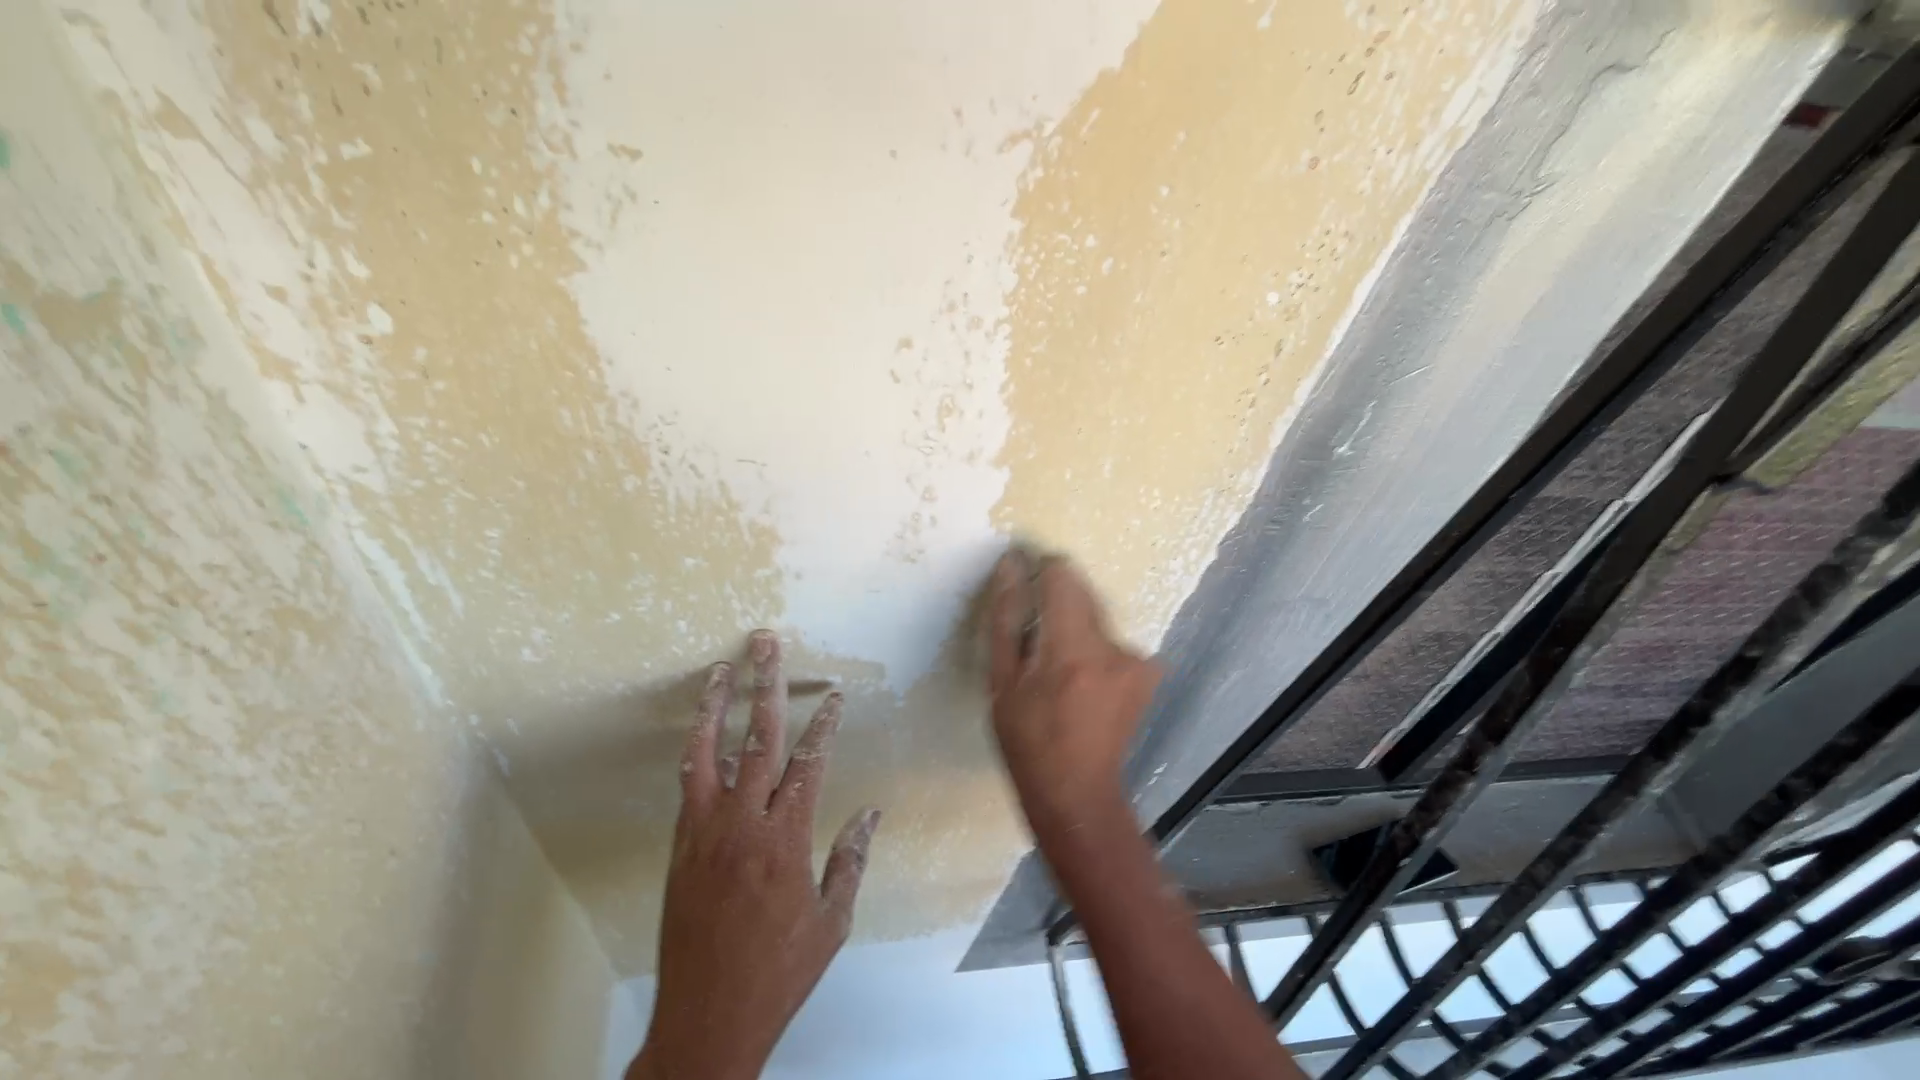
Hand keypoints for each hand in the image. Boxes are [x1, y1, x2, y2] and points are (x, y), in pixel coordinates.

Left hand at [628, 630, 880, 1079]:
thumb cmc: (779, 970)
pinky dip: (695, 749)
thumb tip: (869, 815)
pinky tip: (700, 730)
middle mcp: (743, 823)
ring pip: (710, 752)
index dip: (823, 724)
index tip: (833, 695)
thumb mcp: (831, 921)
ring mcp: (705, 831)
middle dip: (766, 686)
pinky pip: (688, 783)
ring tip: (723, 667)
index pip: (809, 763)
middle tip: (766, 644)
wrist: (708, 1013)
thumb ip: (849, 861)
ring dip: (717, 705)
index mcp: (786, 839)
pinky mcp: (681, 845)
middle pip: (758, 739)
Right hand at [986, 549, 1160, 843]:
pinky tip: (1085, 685)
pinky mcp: (1148, 671)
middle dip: (1056, 608)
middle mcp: (1113, 647)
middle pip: (1082, 594)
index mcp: (1072, 650)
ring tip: (1060, 674)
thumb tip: (1011, 565)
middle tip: (1038, 649)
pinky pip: (1114, 640)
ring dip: (1077, 630)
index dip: (1039, 574)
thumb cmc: (1028, 741)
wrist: (1076, 792)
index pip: (1062, 575)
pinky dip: (1096, 651)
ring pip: (1098, 617)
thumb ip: (1007, 619)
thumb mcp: (1002, 683)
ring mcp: (1138, 660)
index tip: (1025, 593)